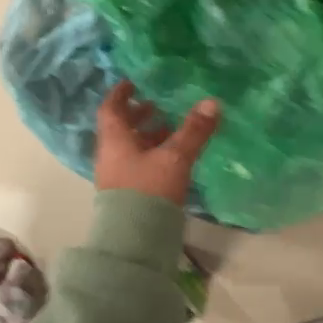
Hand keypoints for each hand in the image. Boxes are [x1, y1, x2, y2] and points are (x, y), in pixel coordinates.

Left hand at [94, 82, 220, 204]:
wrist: (135, 240)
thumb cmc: (149, 190)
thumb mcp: (175, 157)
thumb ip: (194, 131)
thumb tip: (212, 102)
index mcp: (115, 141)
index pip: (111, 109)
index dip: (121, 94)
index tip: (133, 83)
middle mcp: (111, 155)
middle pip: (121, 128)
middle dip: (139, 115)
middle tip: (158, 105)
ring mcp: (118, 176)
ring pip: (131, 148)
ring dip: (148, 136)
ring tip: (172, 129)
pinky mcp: (129, 193)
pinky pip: (138, 165)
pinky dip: (153, 155)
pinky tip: (173, 157)